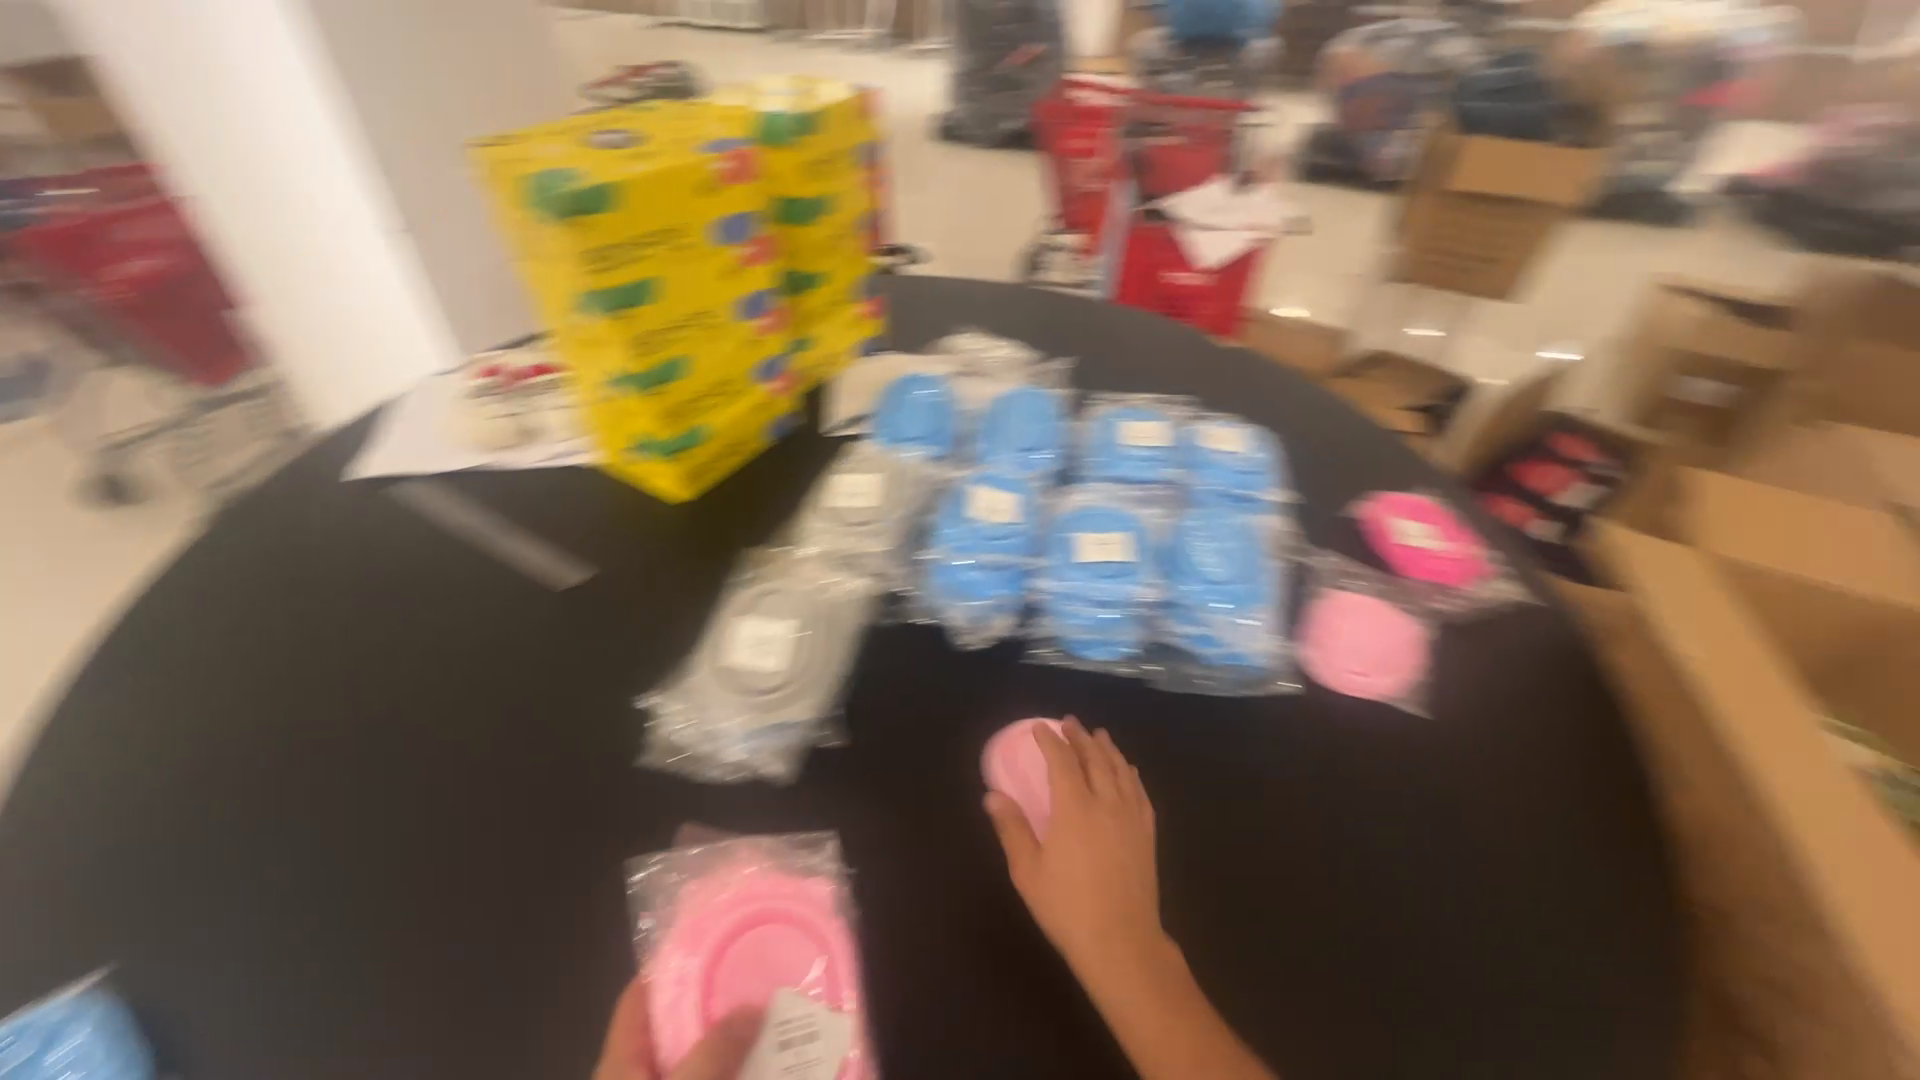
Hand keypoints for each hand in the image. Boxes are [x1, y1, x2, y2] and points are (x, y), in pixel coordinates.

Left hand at [593, 976, 762, 1079]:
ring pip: (687, 1053)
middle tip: (747, 977)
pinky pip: (698, 1075)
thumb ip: (716, 1050)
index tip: (708, 941)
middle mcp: (632, 1072)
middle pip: (667, 1021)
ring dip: (719, 1039)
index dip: (668, 964)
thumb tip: (754, 1005)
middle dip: (706, 999)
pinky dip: (721, 1067)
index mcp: (620, 1058)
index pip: (638, 994)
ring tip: (759, 1016)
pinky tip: (754, 1060)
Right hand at [984, 717, 1165, 988]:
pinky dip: (1131, 774)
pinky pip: (1140, 792)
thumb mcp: (1028, 871)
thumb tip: (992, 795)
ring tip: (1099, 735)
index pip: (1061, 761)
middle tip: (1070, 722)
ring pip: (1120, 771)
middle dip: (1080, 737)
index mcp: (1074, 808)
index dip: (1050, 741)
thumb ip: (1012, 828)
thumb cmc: (1067, 907)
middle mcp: (1106, 803)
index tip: (1040, 728)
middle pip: (1094, 759)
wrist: (1121, 942)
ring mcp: (1131, 818)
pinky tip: (1128, 771)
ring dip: (1107, 749)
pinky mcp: (1147, 834)